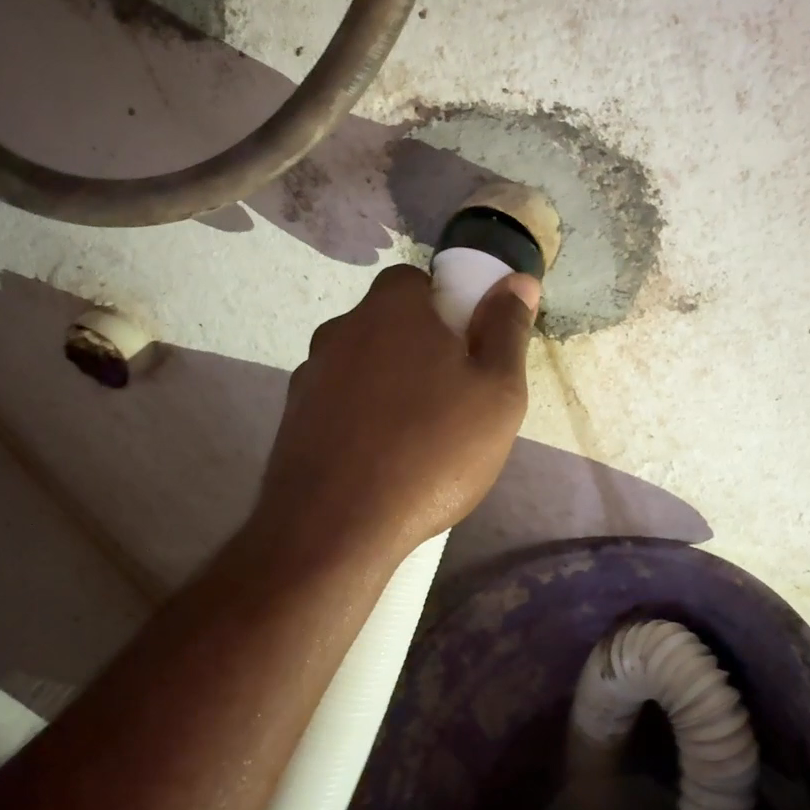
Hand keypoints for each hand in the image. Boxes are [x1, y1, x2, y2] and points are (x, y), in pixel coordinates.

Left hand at [255, 264, 541, 557]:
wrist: (334, 529)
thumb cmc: (432, 450)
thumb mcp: (496, 391)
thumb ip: (507, 330)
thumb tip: (517, 281)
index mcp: (391, 310)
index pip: (414, 280)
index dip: (445, 306)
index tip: (468, 347)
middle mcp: (341, 330)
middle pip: (387, 323)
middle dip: (419, 348)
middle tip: (452, 397)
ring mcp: (309, 376)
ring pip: (362, 366)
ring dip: (388, 385)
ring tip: (416, 438)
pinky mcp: (292, 420)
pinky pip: (339, 405)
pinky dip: (360, 419)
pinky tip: (380, 461)